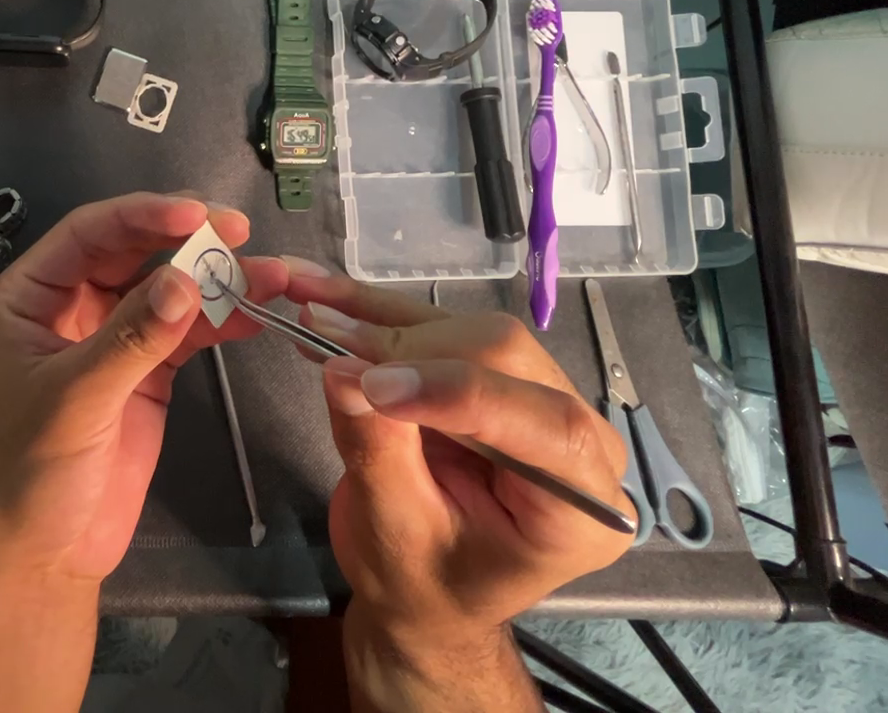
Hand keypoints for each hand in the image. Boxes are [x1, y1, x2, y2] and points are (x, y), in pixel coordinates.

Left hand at [0, 192, 289, 583]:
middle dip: (185, 239)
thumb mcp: (73, 399)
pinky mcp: (146, 372)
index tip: (197, 212)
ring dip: (215, 279)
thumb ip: (130, 339)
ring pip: (166, 290)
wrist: (41, 555)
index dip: (141, 215)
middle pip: (133, 253)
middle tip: (240, 230)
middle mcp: (72, 305)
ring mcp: (112, 338)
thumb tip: (186, 280)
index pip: (88, 234)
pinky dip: (220, 321)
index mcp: (33, 296)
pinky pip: (185, 333)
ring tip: (270, 273)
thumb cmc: (28, 470)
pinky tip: (257, 312)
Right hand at [284, 265, 631, 708]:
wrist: (417, 589)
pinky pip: (432, 327)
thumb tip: (341, 370)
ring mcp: (528, 397)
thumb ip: (375, 448)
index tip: (372, 385)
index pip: (546, 425)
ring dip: (381, 316)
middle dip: (408, 348)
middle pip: (504, 357)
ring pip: (463, 328)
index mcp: (578, 506)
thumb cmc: (416, 580)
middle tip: (325, 340)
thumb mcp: (393, 528)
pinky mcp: (482, 373)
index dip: (457, 391)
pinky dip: (373, 312)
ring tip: (310, 304)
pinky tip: (325, 298)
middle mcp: (571, 439)